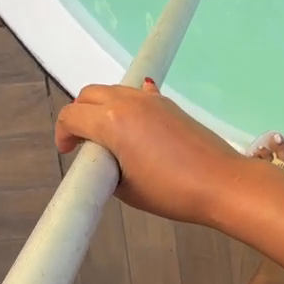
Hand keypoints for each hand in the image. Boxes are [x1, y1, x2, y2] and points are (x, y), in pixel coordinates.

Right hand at [54, 81, 252, 224]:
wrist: (221, 183)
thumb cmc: (172, 192)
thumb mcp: (127, 190)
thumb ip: (106, 169)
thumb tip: (106, 160)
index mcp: (112, 122)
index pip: (71, 116)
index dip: (62, 134)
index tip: (67, 151)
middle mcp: (128, 102)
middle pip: (90, 95)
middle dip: (79, 114)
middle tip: (82, 141)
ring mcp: (152, 99)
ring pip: (114, 91)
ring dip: (102, 107)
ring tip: (107, 135)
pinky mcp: (170, 104)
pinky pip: (139, 95)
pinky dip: (128, 105)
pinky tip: (133, 121)